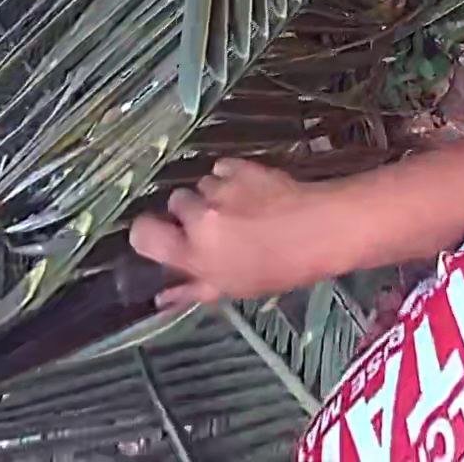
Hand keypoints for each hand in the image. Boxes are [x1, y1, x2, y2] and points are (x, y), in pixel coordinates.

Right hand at [129, 158, 350, 305]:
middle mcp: (201, 217)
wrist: (319, 228)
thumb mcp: (234, 287)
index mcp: (196, 254)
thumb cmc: (280, 267)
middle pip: (175, 202)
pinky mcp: (240, 166)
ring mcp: (221, 188)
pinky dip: (230, 175)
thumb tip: (162, 298)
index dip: (146, 231)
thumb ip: (194, 288)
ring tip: (241, 207)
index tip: (160, 233)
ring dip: (214, 193)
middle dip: (190, 210)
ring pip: (202, 184)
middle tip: (215, 224)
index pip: (144, 234)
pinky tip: (250, 188)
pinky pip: (221, 167)